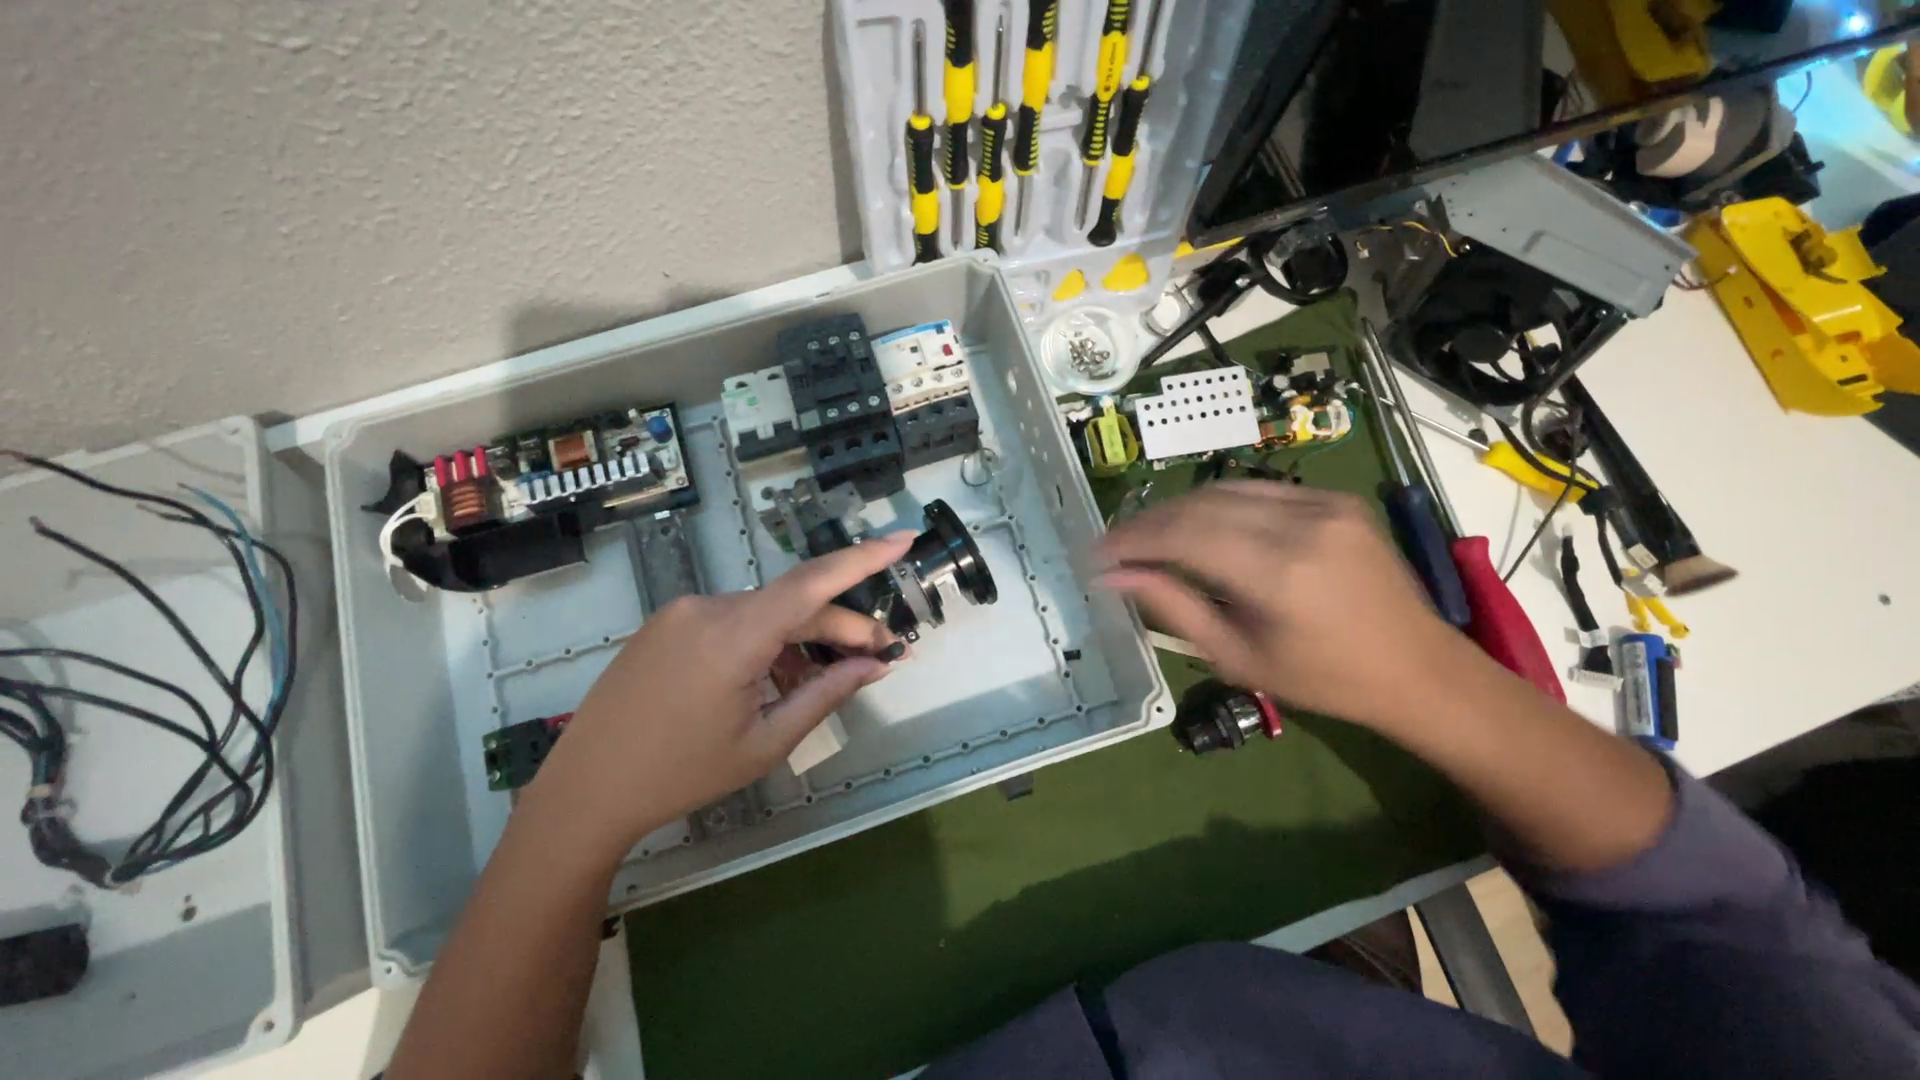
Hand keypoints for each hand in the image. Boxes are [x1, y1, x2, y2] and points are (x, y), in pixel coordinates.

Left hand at [523, 532, 915, 854]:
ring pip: (764, 612)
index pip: (811, 583)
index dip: (862, 558)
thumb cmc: (682, 774)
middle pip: (793, 603)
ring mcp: (682, 612)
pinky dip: (765, 639)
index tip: (903, 539)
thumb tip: (875, 664)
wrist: (586, 787)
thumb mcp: (766, 743)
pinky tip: (777, 675)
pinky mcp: (666, 624)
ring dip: (802, 636)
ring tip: (825, 677)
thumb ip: (825, 695)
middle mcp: (707, 608)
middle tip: (881, 656)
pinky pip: (733, 620)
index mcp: (733, 636)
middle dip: (841, 627)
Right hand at [1099, 481, 1481, 729]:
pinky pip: (1259, 489)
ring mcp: (1325, 503)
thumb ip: (1174, 609)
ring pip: (1226, 489)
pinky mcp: (1337, 498)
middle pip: (1200, 504)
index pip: (1183, 535)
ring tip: (1149, 538)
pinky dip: (1219, 505)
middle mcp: (1303, 523)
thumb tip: (1115, 579)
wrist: (1419, 669)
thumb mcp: (1239, 657)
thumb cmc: (1325, 680)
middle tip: (1115, 547)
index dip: (1132, 540)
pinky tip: (1200, 527)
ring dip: (1179, 510)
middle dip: (1149, 523)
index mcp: (1280, 573)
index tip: (1097, 555)